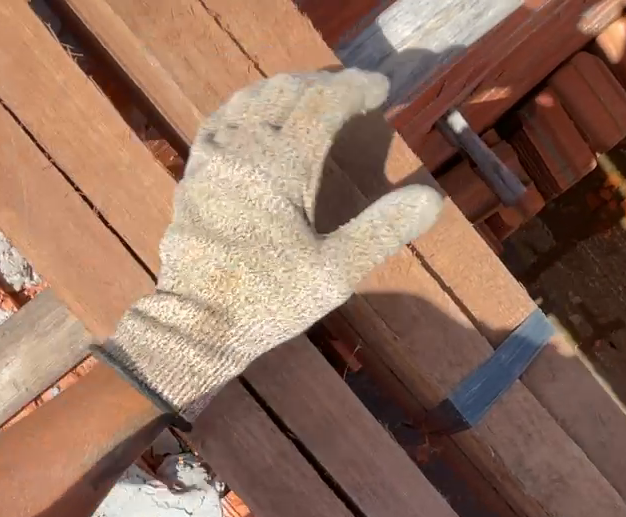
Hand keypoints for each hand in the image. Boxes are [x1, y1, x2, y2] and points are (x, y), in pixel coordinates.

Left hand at [102, 70, 443, 415]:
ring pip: (249, 102)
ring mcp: (212, 160)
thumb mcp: (335, 273)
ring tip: (305, 95)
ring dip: (282, 90)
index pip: (324, 104)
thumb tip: (432, 199)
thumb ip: (382, 231)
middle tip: (348, 90)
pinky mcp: (193, 179)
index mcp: (282, 163)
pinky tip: (250, 120)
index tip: (381, 89)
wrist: (197, 324)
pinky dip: (245, 109)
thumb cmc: (268, 301)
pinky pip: (219, 124)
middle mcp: (244, 147)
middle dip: (322, 84)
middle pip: (286, 93)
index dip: (356, 90)